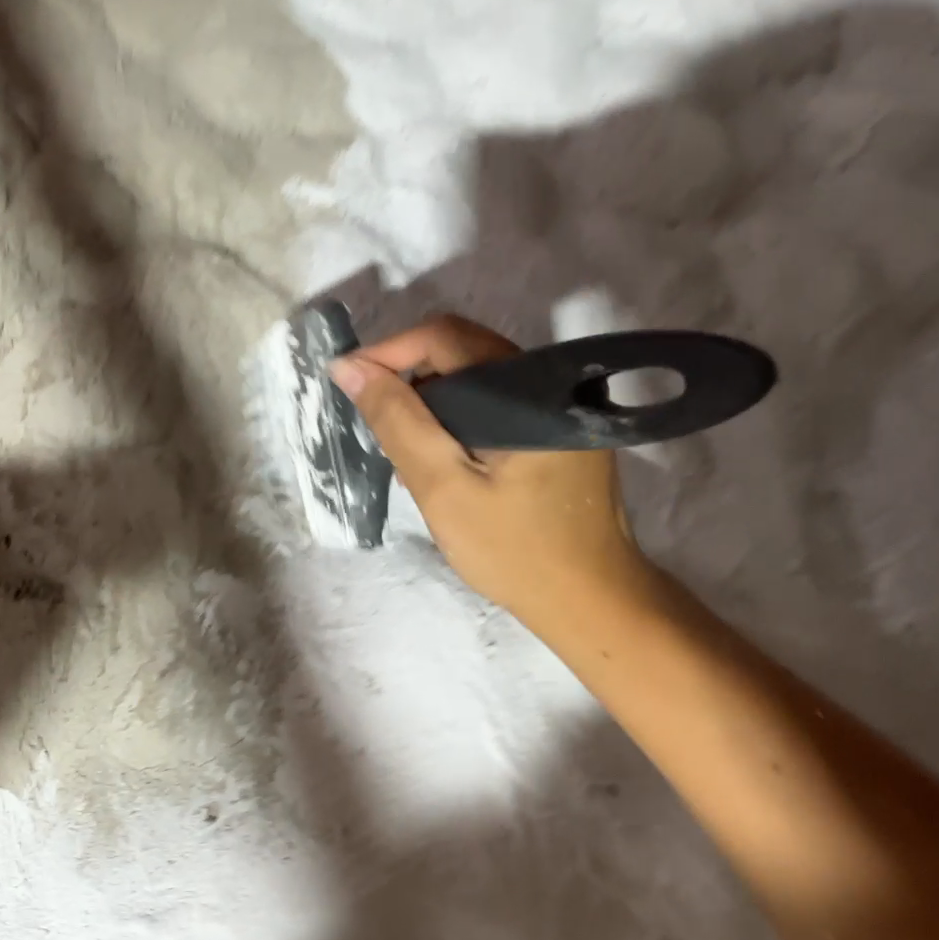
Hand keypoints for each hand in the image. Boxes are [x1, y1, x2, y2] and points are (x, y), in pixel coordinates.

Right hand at [327, 315, 650, 622]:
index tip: (348, 385)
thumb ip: (397, 421)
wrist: (590, 601)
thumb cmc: (513, 549)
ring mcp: (558, 408)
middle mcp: (549, 384)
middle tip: (379, 429)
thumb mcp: (441, 487)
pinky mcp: (557, 431)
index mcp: (527, 389)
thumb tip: (349, 368)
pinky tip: (445, 464)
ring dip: (430, 404)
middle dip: (408, 380)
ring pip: (473, 378)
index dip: (388, 352)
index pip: (443, 338)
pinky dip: (457, 421)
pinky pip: (493, 402)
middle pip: (459, 351)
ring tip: (411, 458)